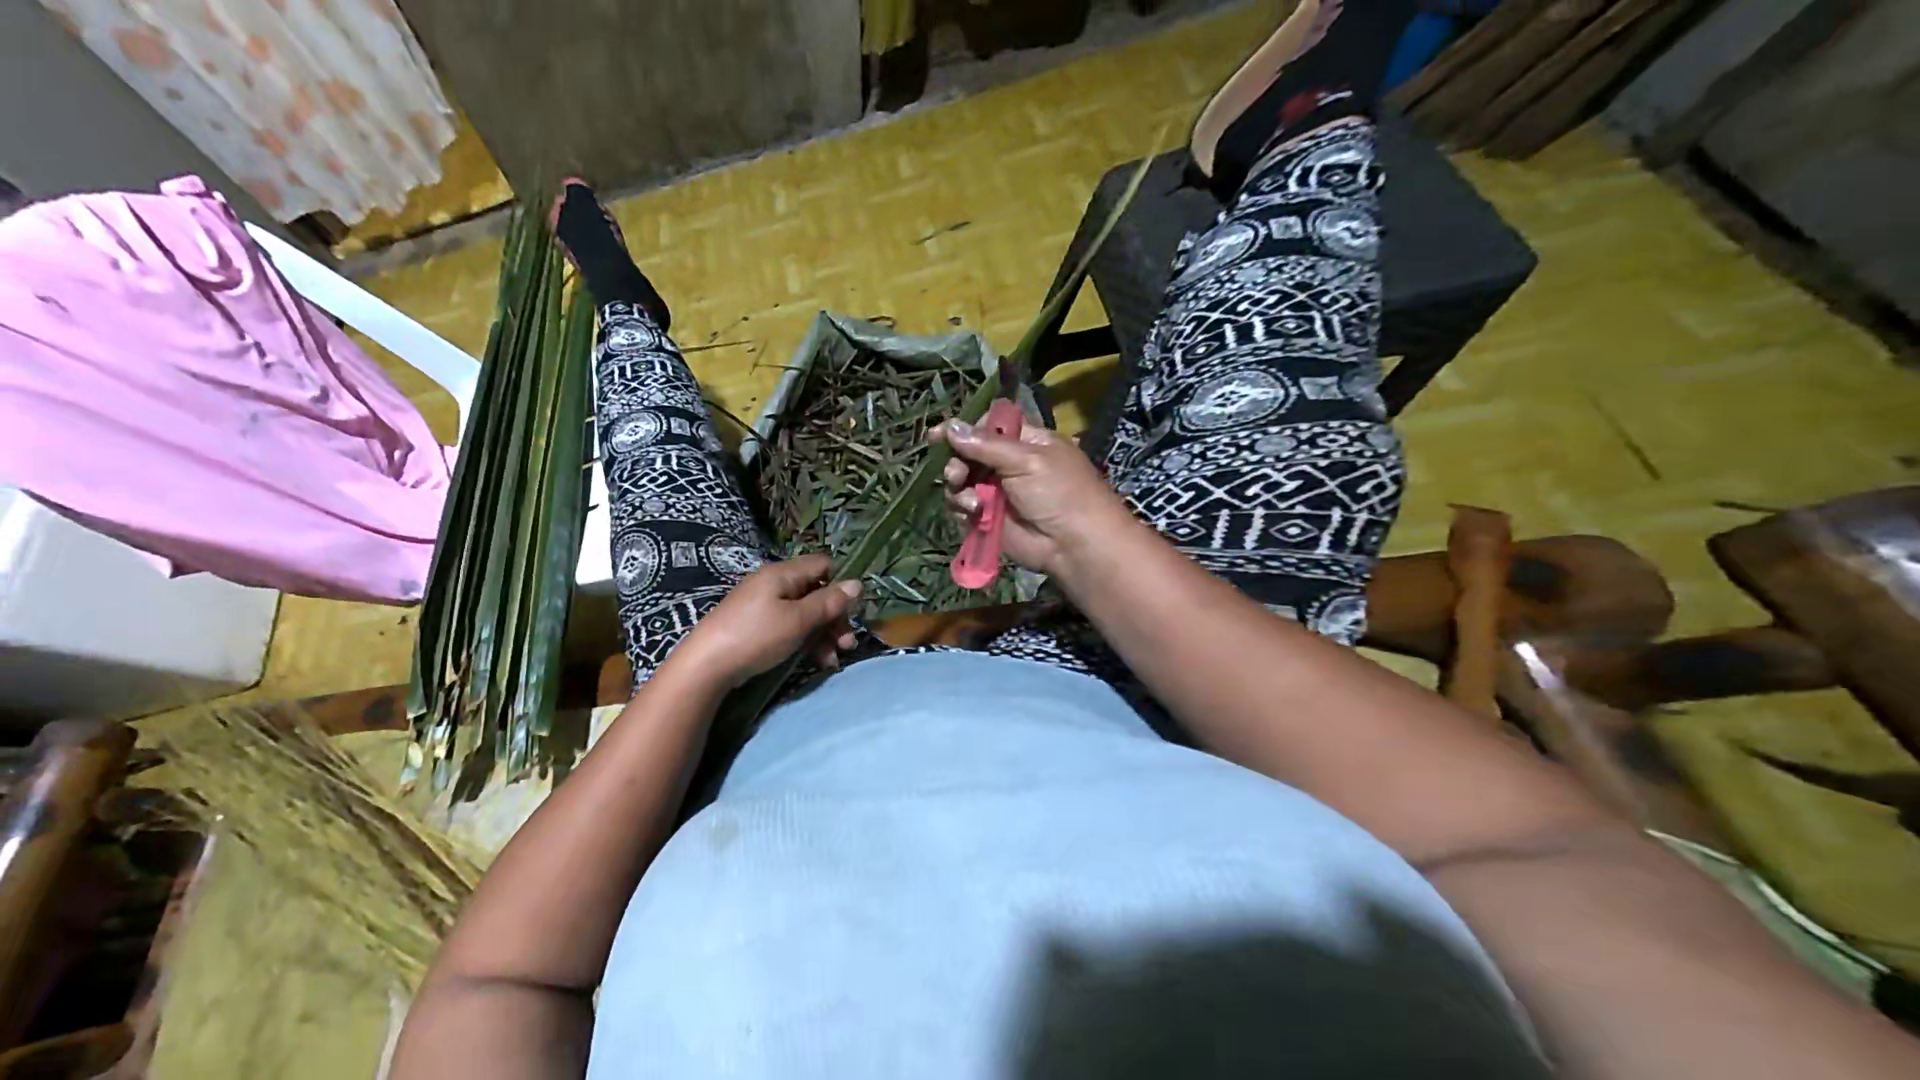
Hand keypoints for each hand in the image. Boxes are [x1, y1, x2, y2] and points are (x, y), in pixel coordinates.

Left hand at [668, 555, 861, 689]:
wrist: (706, 666)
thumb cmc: (756, 636)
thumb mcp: (798, 619)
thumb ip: (829, 602)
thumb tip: (857, 584)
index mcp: (784, 574)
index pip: (823, 565)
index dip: (841, 584)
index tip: (853, 610)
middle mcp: (775, 585)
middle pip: (818, 593)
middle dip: (836, 618)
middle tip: (847, 644)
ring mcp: (765, 606)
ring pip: (807, 614)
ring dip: (825, 635)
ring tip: (833, 659)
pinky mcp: (759, 627)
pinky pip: (792, 628)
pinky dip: (807, 643)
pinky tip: (818, 662)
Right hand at [932, 419, 1135, 577]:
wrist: (1074, 544)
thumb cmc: (1060, 492)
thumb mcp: (1028, 460)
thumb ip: (986, 444)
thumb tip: (950, 426)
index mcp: (1024, 441)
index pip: (987, 426)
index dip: (963, 430)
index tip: (940, 435)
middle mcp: (1008, 464)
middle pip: (968, 454)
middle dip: (956, 461)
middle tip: (956, 473)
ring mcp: (997, 492)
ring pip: (961, 481)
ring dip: (958, 486)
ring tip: (969, 498)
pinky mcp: (988, 518)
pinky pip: (963, 507)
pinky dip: (962, 507)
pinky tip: (974, 512)